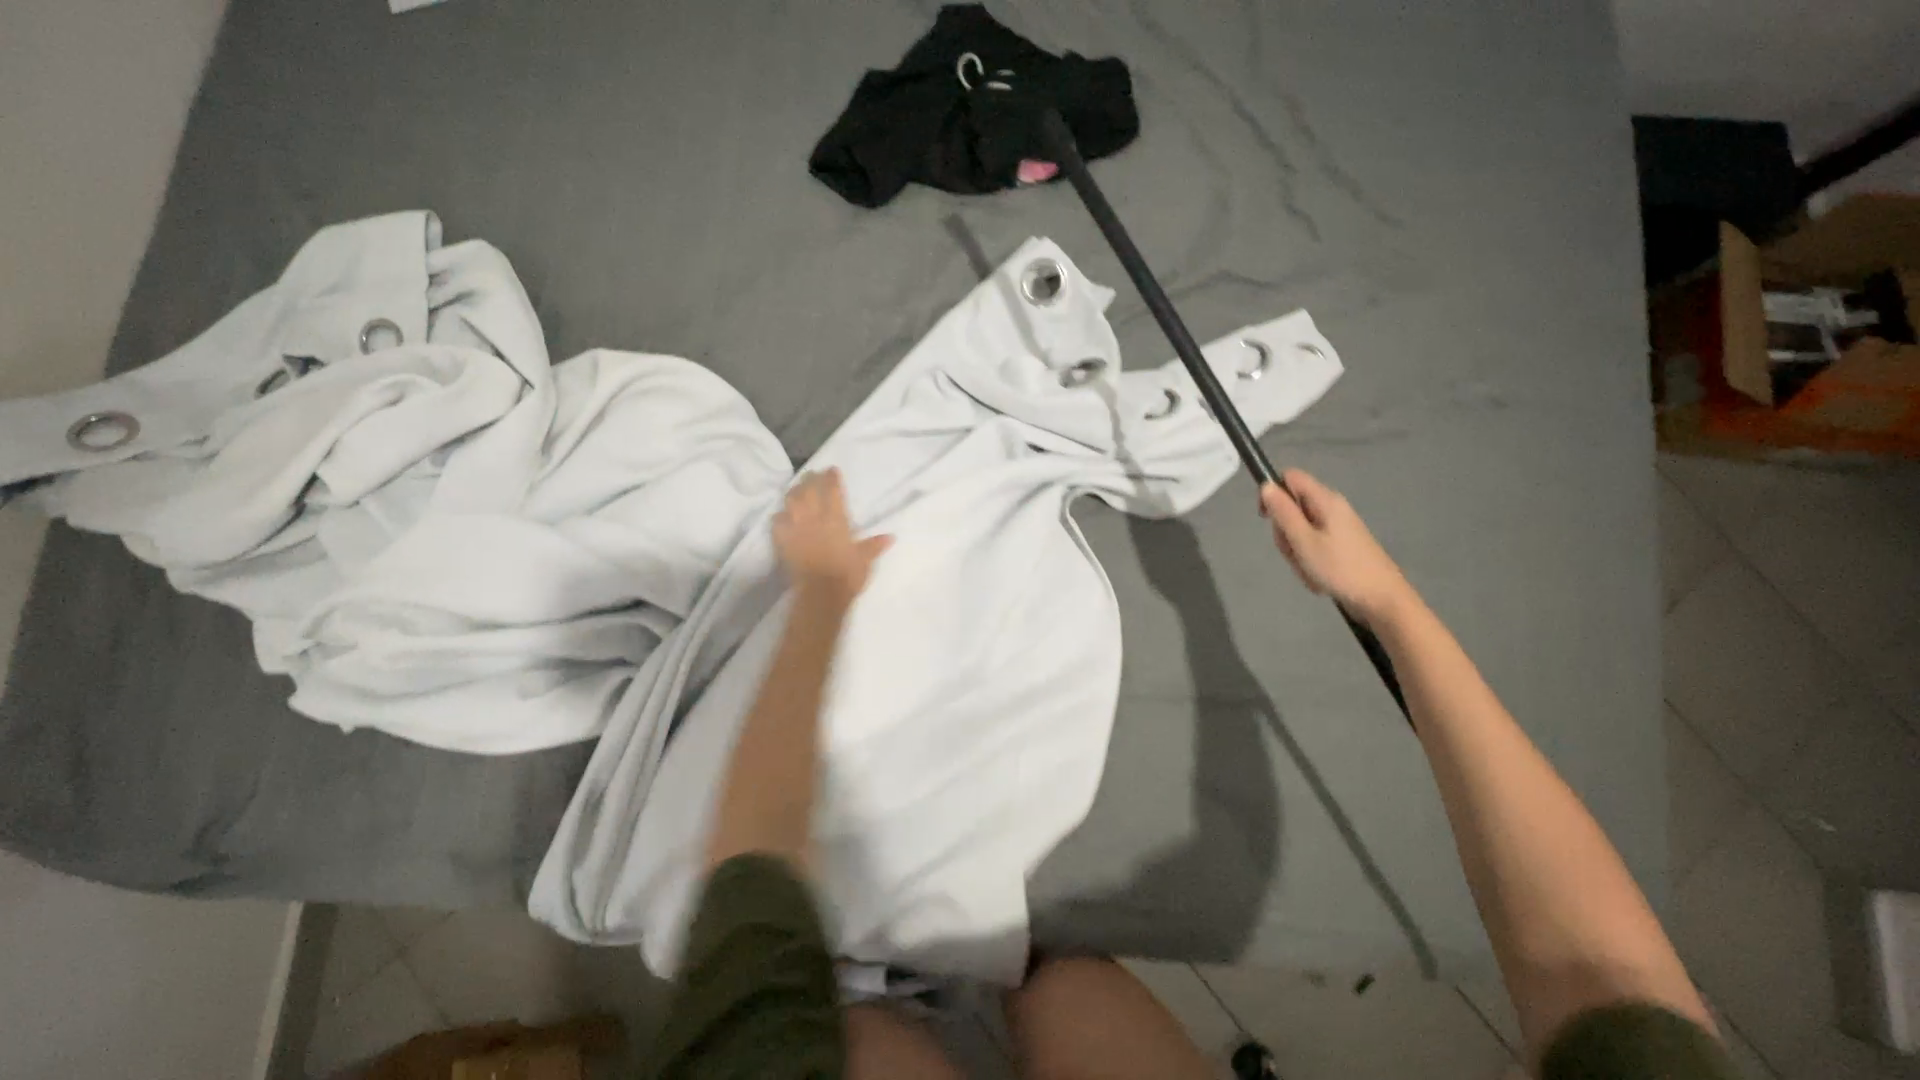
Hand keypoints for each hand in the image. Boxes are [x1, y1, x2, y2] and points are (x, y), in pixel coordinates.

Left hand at [773, 468, 892, 603]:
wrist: (820, 594)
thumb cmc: (846, 576)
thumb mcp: (865, 560)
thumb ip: (874, 545)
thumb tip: (891, 536)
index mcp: (836, 519)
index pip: (833, 491)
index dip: (832, 478)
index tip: (831, 469)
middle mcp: (814, 518)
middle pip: (809, 490)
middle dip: (810, 479)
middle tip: (812, 474)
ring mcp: (796, 528)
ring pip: (791, 501)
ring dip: (794, 492)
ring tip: (796, 489)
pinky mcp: (782, 541)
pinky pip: (776, 521)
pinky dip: (779, 516)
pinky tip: (781, 516)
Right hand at [1259, 469, 1412, 626]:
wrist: (1382, 598)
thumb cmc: (1341, 568)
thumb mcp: (1304, 541)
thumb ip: (1284, 513)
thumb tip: (1266, 486)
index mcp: (1325, 500)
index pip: (1291, 477)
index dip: (1273, 492)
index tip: (1267, 518)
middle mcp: (1332, 508)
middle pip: (1294, 506)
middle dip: (1285, 531)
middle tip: (1294, 552)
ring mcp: (1338, 527)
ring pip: (1301, 529)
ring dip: (1296, 550)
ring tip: (1308, 569)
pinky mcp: (1341, 544)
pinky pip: (1313, 544)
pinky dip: (1309, 559)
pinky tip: (1317, 576)